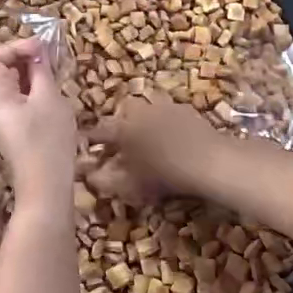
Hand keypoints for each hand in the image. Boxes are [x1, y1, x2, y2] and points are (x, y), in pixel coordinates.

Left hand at [0, 38, 75, 198]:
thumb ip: (41, 70)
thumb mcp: (48, 98)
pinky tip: (54, 92)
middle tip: (53, 58)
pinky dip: (35, 89)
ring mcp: (4, 118)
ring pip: (13, 84)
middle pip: (1, 69)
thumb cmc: (48, 139)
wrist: (46, 186)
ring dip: (33, 74)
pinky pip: (21, 99)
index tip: (42, 48)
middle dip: (26, 58)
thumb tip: (38, 50)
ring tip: (56, 73)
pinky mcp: (16, 128)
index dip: (16, 47)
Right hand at [89, 93, 222, 202]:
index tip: (85, 142)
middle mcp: (140, 111)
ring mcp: (165, 107)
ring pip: (149, 107)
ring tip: (149, 136)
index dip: (90, 138)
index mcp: (122, 128)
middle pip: (125, 110)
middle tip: (122, 139)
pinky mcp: (187, 110)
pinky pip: (170, 112)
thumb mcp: (129, 185)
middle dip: (121, 121)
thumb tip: (88, 175)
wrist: (208, 161)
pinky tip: (173, 136)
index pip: (99, 130)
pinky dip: (166, 122)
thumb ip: (104, 180)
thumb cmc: (163, 175)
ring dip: (145, 118)